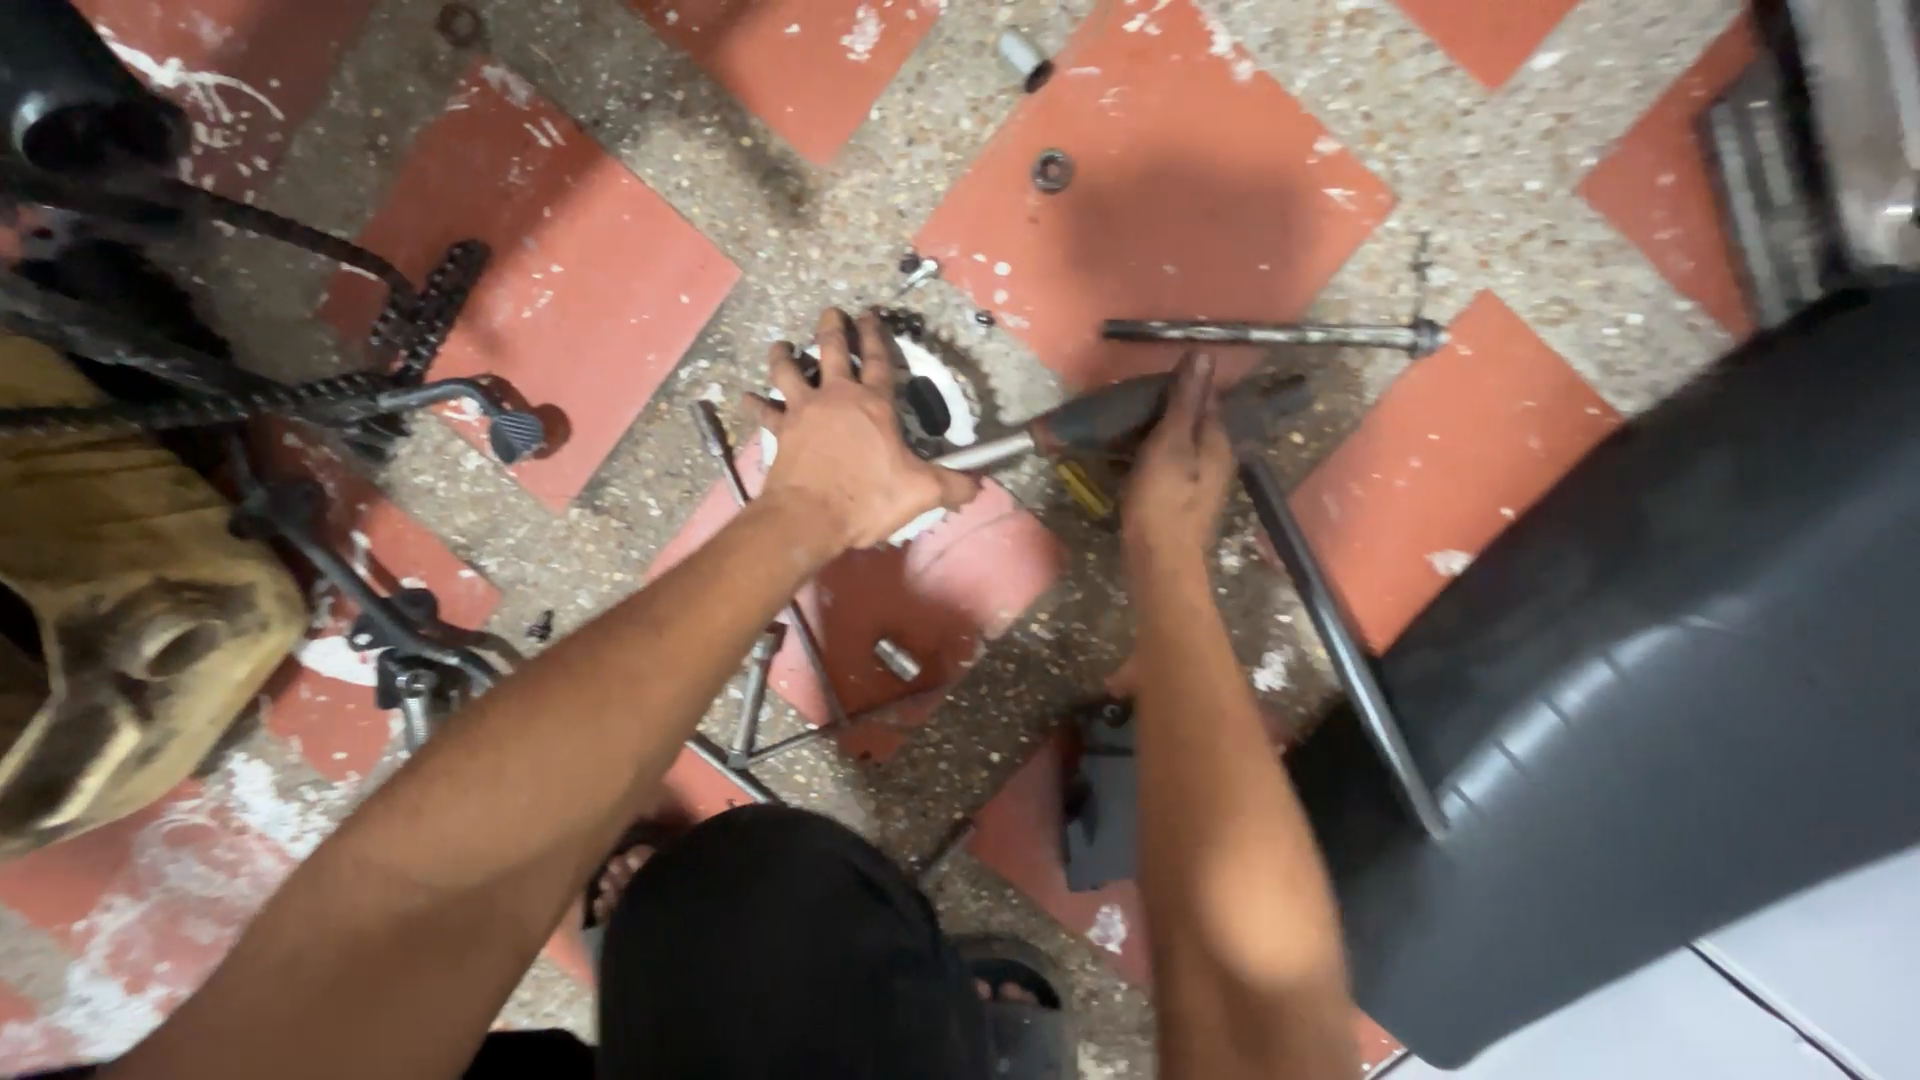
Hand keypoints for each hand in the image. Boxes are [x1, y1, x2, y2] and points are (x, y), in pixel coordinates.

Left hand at [746, 308, 980, 559]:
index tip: (870, 315)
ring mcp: (803, 411)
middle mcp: (836, 398)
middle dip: (832, 328)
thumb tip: (979, 486)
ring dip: (784, 355)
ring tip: (781, 345)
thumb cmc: (867, 498)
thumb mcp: (920, 492)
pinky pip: (764, 412)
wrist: (810, 516)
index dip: (876, 336)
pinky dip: (754, 403)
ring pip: (789, 371)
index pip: (878, 360)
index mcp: (873, 405)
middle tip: (831, 312)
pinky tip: (745, 396)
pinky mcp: (780, 432)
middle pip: (830, 350)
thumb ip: (952, 485)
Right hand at [1121, 353, 1235, 571]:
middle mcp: (1218, 458)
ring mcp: (1202, 483)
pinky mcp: (1183, 501)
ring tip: (1126, 429)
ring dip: (1158, 435)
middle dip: (1167, 410)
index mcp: (1218, 440)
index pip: (1206, 397)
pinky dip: (1152, 459)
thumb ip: (1186, 399)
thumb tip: (1204, 352)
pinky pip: (1169, 467)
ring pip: (1181, 446)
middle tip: (1131, 403)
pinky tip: (1130, 462)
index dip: (1181, 384)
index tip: (1148, 380)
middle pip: (1194, 423)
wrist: (1160, 560)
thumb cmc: (1163, 499)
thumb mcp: (1171, 442)